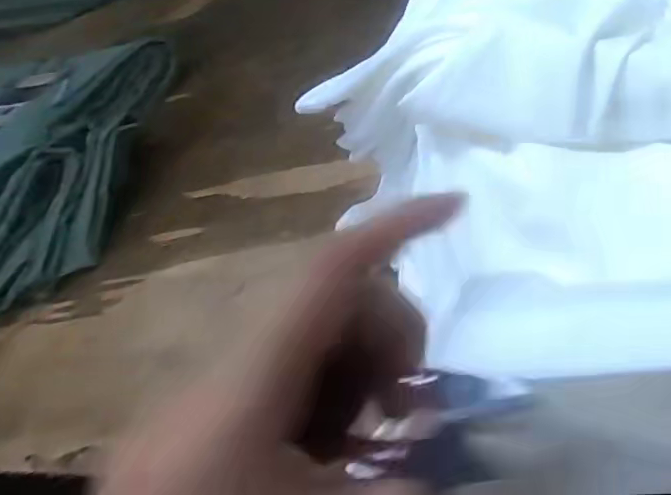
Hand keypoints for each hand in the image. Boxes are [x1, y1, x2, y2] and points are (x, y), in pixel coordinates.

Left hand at [100, 195, 463, 494]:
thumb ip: (387, 483)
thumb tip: (435, 470)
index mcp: (256, 368)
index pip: (336, 264)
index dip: (401, 223)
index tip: (457, 204)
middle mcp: (238, 351)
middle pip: (342, 295)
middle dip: (393, 331)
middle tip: (411, 400)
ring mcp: (221, 372)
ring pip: (322, 326)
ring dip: (365, 363)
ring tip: (374, 426)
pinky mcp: (213, 399)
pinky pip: (293, 360)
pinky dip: (330, 386)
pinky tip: (334, 441)